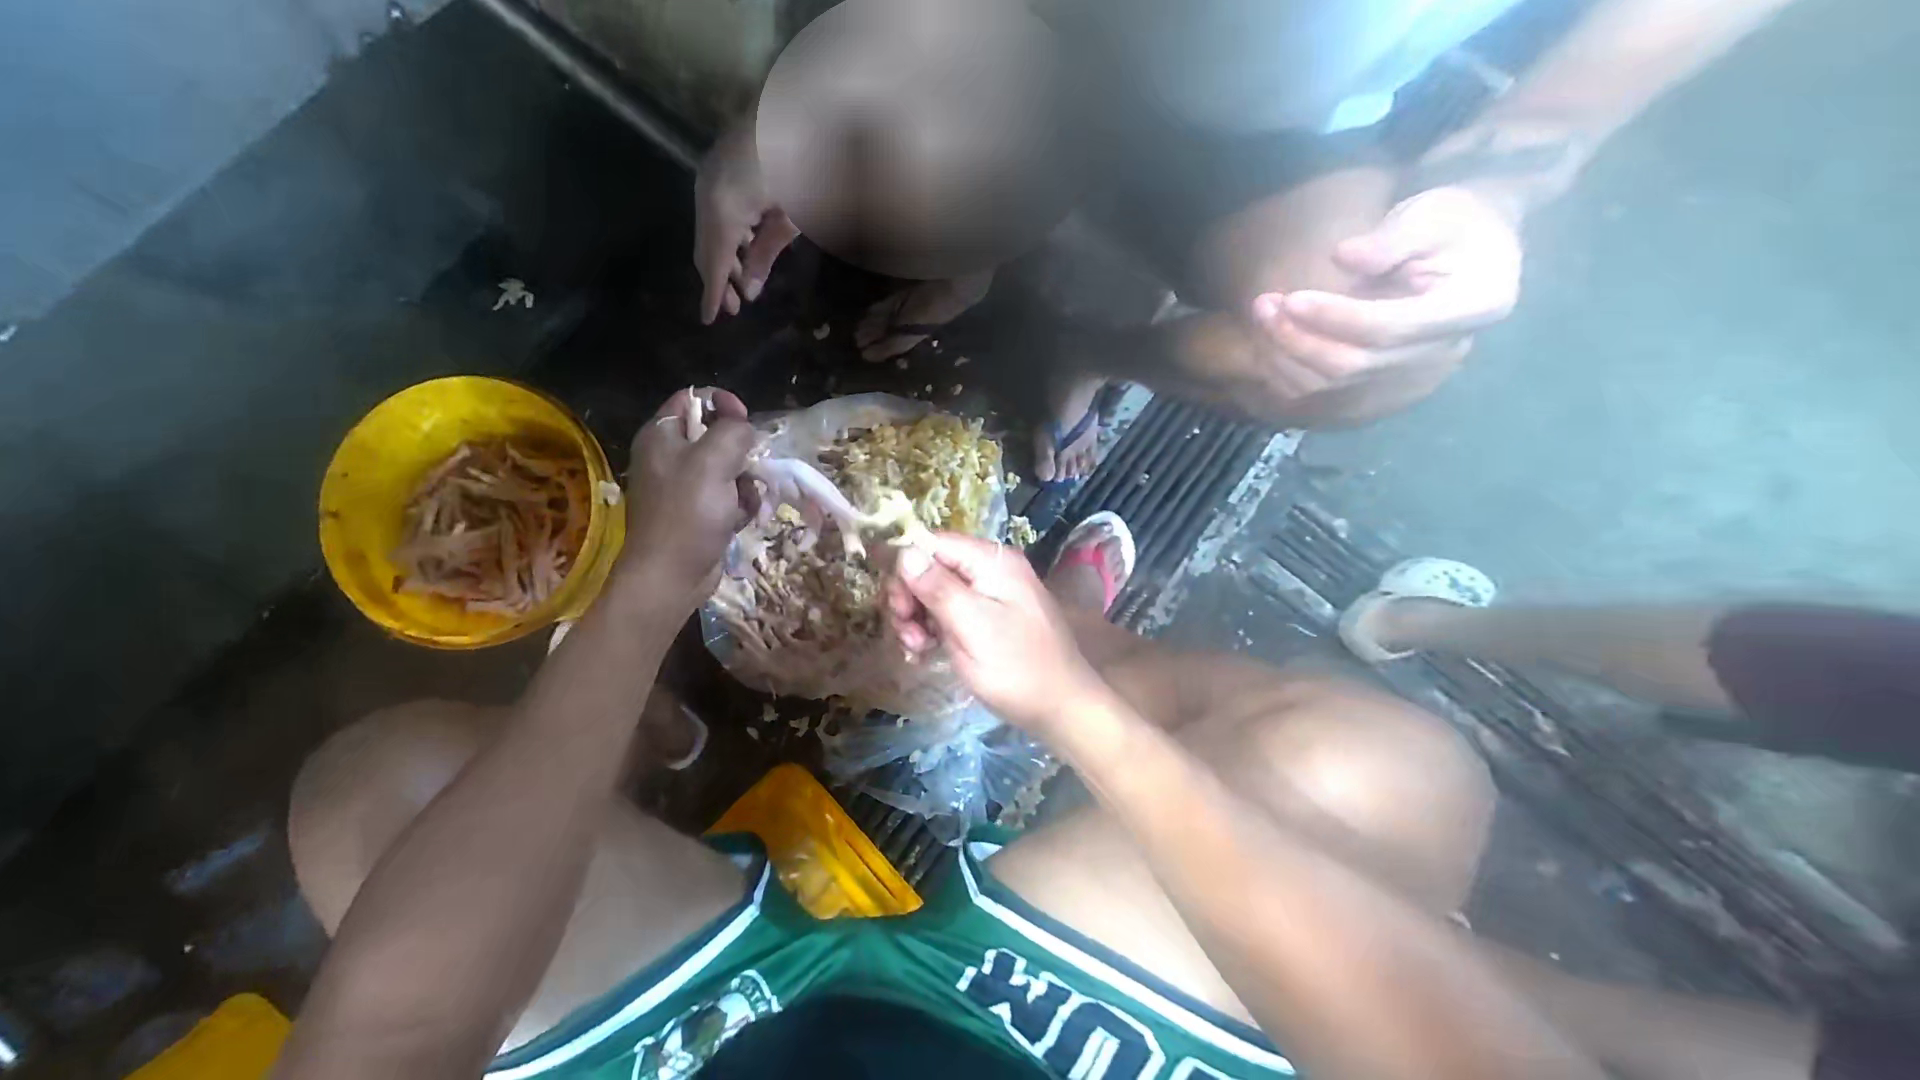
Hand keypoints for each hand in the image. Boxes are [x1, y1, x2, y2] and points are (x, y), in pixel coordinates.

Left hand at [620, 388, 756, 600]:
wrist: (671, 576)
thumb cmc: (688, 513)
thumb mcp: (713, 461)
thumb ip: (732, 432)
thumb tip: (743, 428)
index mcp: (661, 436)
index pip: (692, 399)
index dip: (720, 402)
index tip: (745, 419)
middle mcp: (669, 457)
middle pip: (715, 435)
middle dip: (740, 451)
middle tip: (750, 466)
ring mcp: (684, 488)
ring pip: (728, 468)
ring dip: (746, 482)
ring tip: (747, 501)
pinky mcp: (698, 513)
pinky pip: (728, 496)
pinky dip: (740, 505)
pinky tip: (743, 518)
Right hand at [694, 123, 801, 324]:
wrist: (798, 105)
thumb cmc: (805, 167)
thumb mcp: (792, 220)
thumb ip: (767, 255)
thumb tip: (752, 290)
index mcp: (723, 210)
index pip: (714, 263)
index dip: (714, 293)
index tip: (710, 320)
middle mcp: (705, 192)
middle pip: (706, 247)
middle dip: (719, 279)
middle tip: (735, 310)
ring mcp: (708, 175)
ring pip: (709, 230)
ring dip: (724, 259)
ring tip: (742, 287)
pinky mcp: (717, 165)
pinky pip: (715, 211)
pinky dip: (728, 236)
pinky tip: (745, 252)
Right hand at [885, 533, 1104, 734]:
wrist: (1062, 708)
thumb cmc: (1018, 667)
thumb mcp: (972, 627)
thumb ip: (938, 588)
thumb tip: (904, 552)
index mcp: (991, 561)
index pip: (931, 543)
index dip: (905, 567)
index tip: (896, 604)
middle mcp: (990, 569)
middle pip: (930, 566)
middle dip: (909, 597)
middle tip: (906, 632)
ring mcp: (989, 594)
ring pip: (934, 591)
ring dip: (916, 617)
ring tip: (915, 648)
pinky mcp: (986, 618)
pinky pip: (947, 612)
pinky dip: (931, 629)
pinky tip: (924, 651)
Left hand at [1248, 186, 1520, 397]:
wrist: (1469, 248)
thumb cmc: (1454, 223)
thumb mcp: (1434, 213)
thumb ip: (1392, 238)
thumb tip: (1343, 256)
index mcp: (1472, 307)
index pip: (1389, 328)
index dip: (1336, 317)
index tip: (1292, 298)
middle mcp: (1439, 350)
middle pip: (1354, 363)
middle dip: (1300, 337)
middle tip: (1264, 304)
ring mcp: (1407, 370)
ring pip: (1333, 380)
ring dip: (1287, 352)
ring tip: (1262, 312)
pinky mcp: (1379, 377)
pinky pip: (1324, 387)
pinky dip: (1289, 368)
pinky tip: (1269, 337)